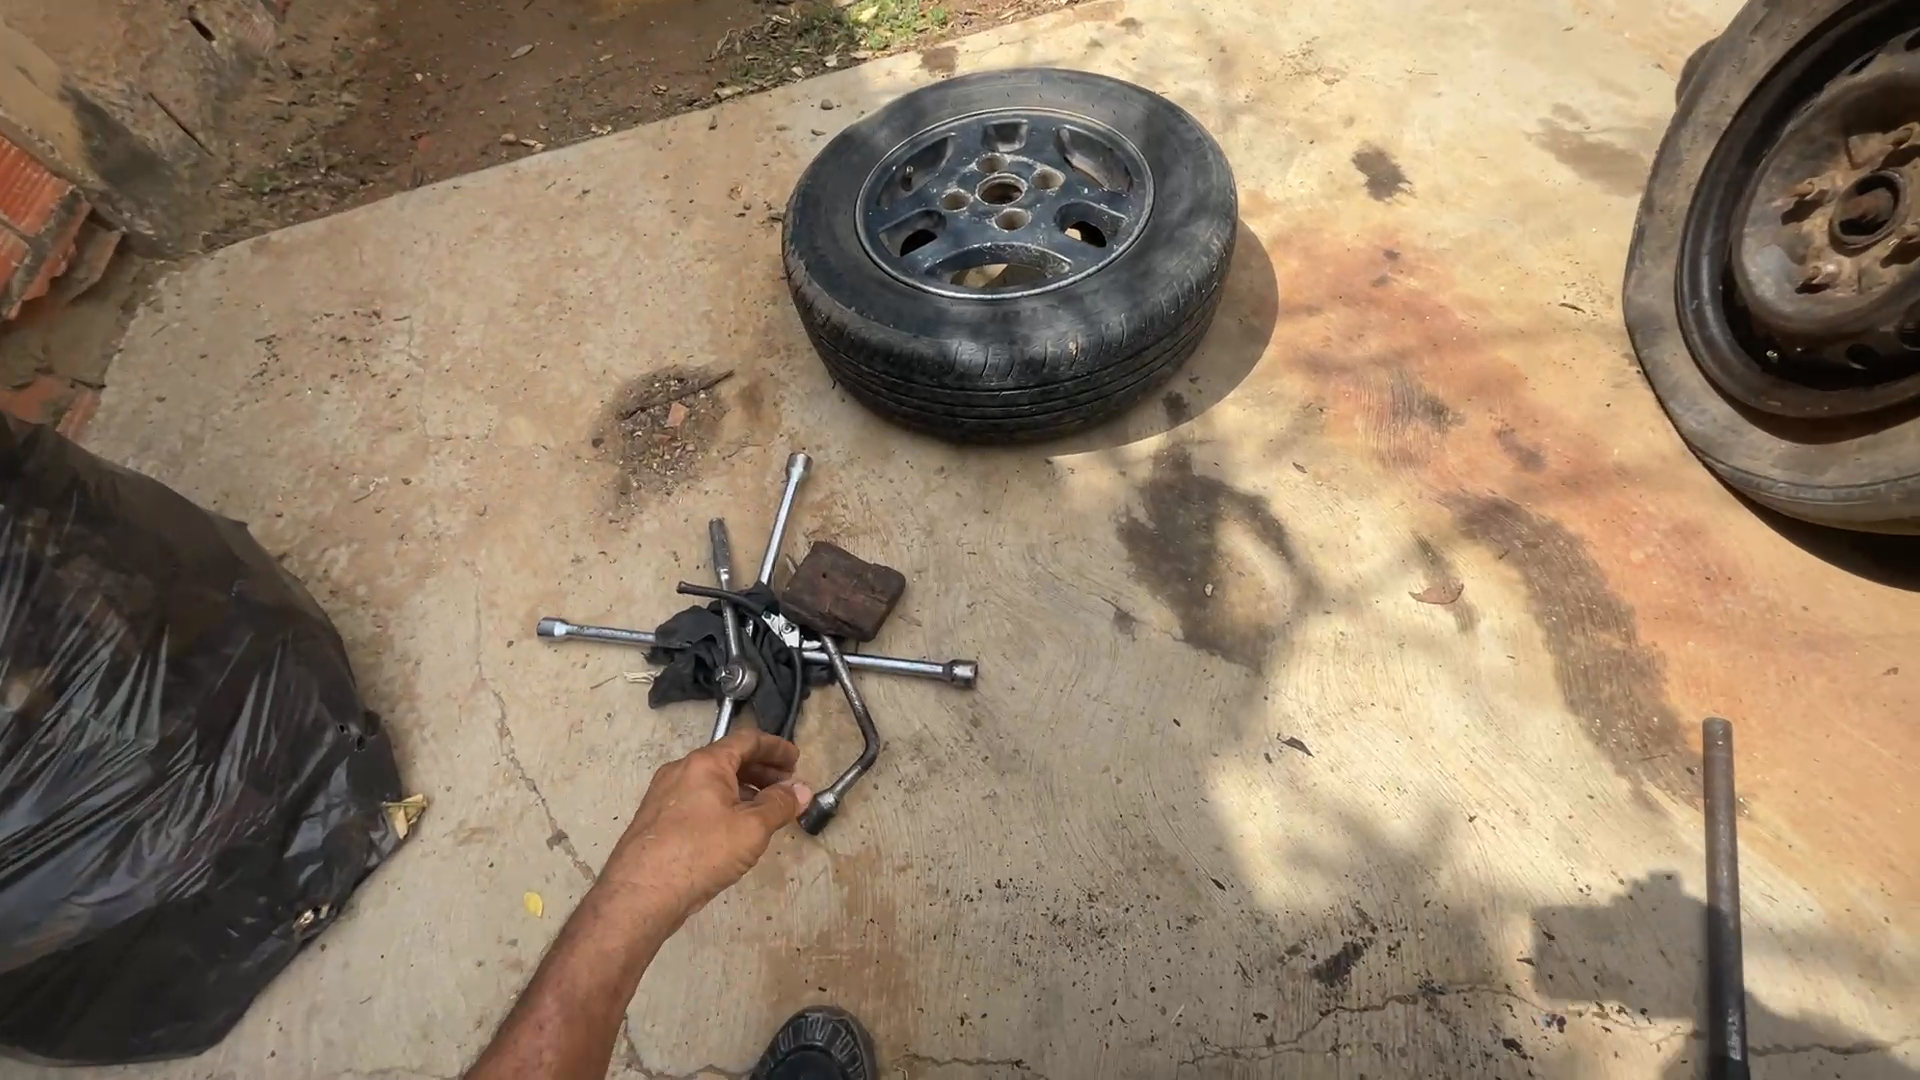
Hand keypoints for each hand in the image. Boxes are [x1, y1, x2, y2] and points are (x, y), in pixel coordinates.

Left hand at [600, 729, 811, 925]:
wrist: (639, 895)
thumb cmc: (701, 852)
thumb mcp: (752, 828)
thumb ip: (780, 805)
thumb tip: (801, 790)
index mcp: (705, 763)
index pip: (747, 740)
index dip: (776, 748)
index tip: (796, 761)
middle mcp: (682, 770)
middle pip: (729, 759)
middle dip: (762, 771)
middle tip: (786, 787)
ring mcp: (664, 795)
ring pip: (712, 782)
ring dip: (744, 790)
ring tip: (765, 811)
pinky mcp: (656, 821)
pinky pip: (698, 801)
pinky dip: (723, 804)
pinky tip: (733, 830)